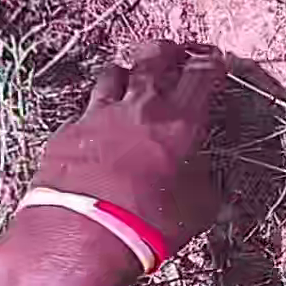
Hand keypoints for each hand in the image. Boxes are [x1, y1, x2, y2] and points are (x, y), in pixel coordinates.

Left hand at [0, 40, 223, 285]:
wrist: (82, 234)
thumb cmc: (150, 222)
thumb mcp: (197, 211)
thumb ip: (206, 188)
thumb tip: (215, 189)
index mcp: (180, 121)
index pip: (202, 75)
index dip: (212, 65)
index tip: (217, 63)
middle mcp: (140, 107)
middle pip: (153, 57)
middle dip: (168, 51)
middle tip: (174, 52)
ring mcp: (99, 114)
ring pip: (114, 73)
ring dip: (127, 74)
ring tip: (132, 81)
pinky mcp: (68, 130)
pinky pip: (86, 110)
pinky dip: (97, 113)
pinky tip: (99, 128)